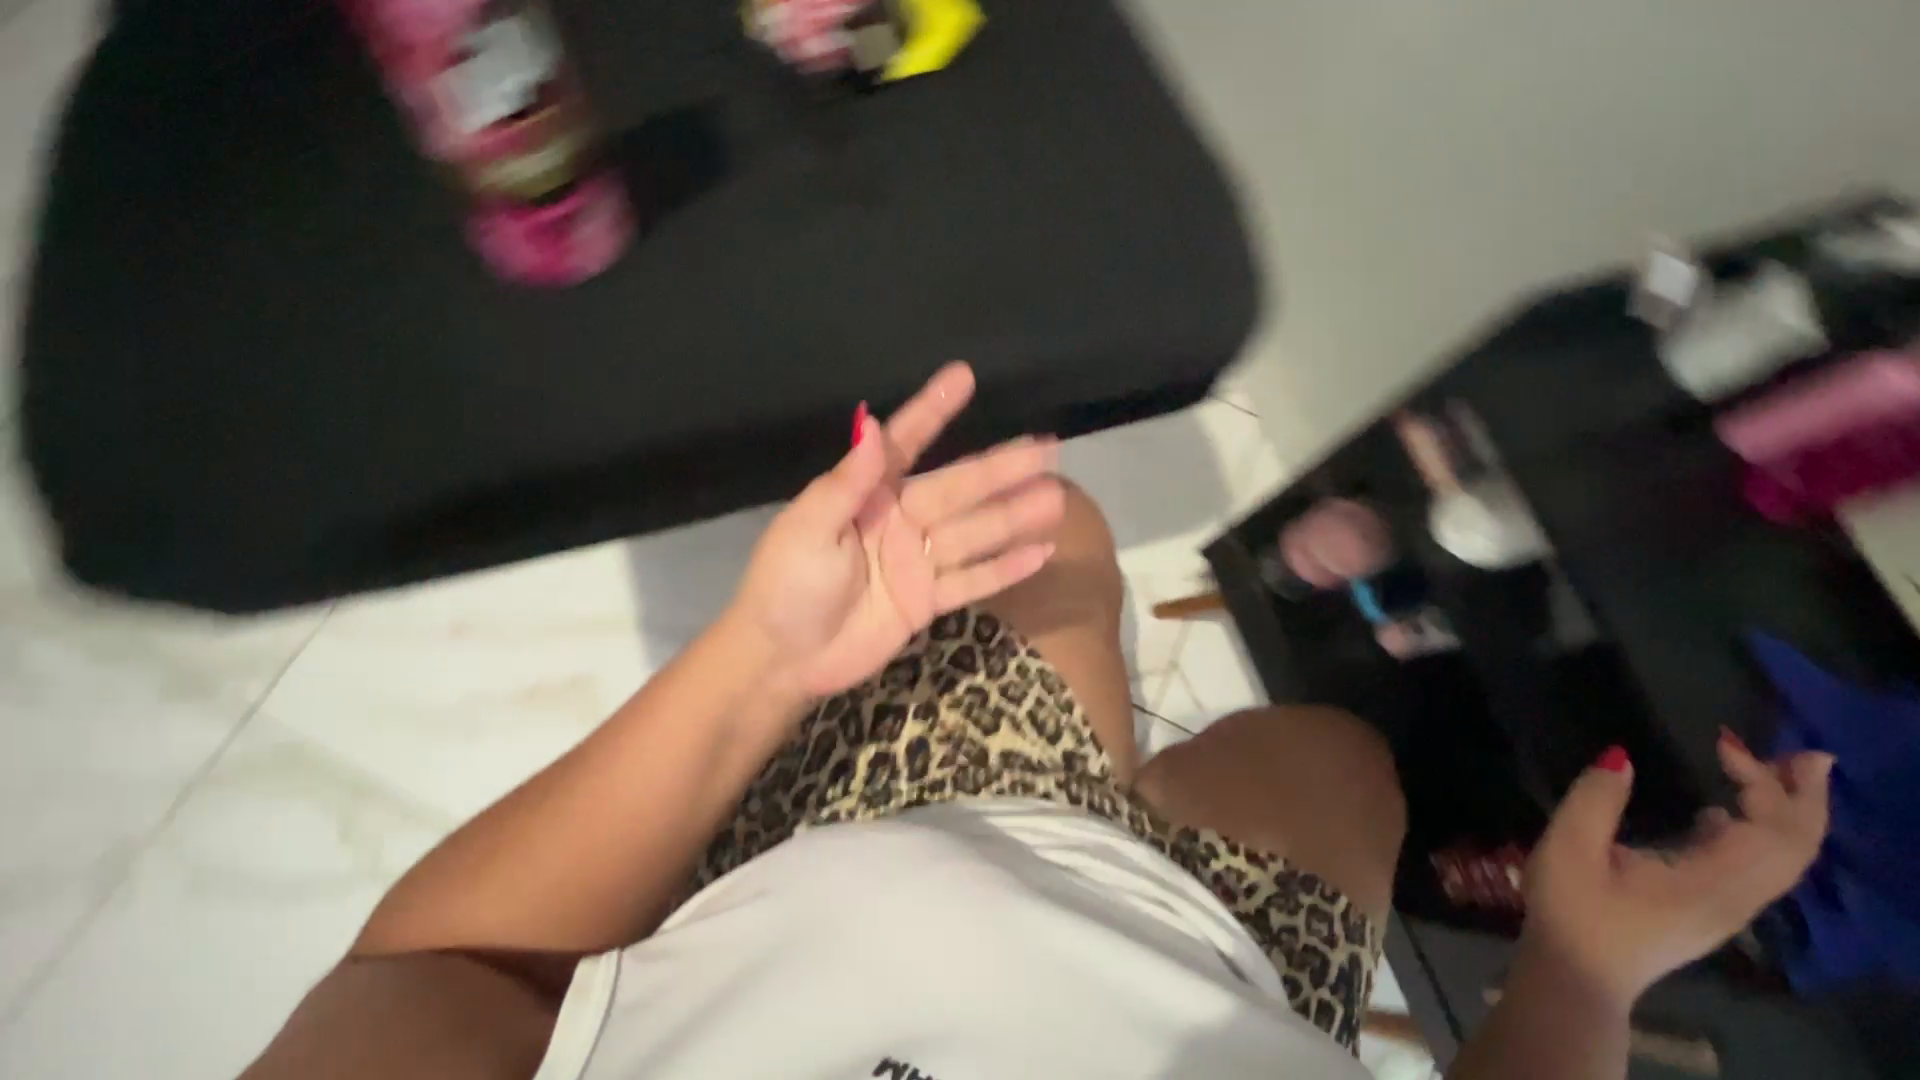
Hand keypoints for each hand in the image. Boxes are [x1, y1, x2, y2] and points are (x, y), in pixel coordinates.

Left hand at [732, 362, 1066, 697]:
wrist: (782, 658)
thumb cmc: (786, 585)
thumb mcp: (807, 527)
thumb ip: (847, 482)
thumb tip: (873, 424)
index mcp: (867, 496)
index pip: (906, 444)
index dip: (933, 411)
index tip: (963, 377)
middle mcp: (899, 521)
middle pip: (958, 490)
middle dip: (1001, 470)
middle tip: (1047, 448)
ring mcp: (915, 562)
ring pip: (974, 533)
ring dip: (1014, 516)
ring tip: (1057, 498)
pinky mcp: (926, 601)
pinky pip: (972, 580)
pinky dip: (1006, 568)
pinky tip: (1041, 552)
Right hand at [1519, 734, 1833, 1007]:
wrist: (1575, 974)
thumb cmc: (1572, 910)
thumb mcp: (1568, 847)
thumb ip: (1595, 798)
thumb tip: (1622, 756)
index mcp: (1711, 883)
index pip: (1771, 831)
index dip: (1764, 783)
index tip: (1724, 743)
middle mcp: (1736, 898)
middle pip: (1796, 848)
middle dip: (1804, 797)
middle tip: (1806, 753)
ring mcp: (1727, 908)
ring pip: (1782, 859)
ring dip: (1788, 814)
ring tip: (1776, 774)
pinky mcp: (1710, 909)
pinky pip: (1757, 867)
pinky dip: (1760, 832)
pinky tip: (1725, 814)